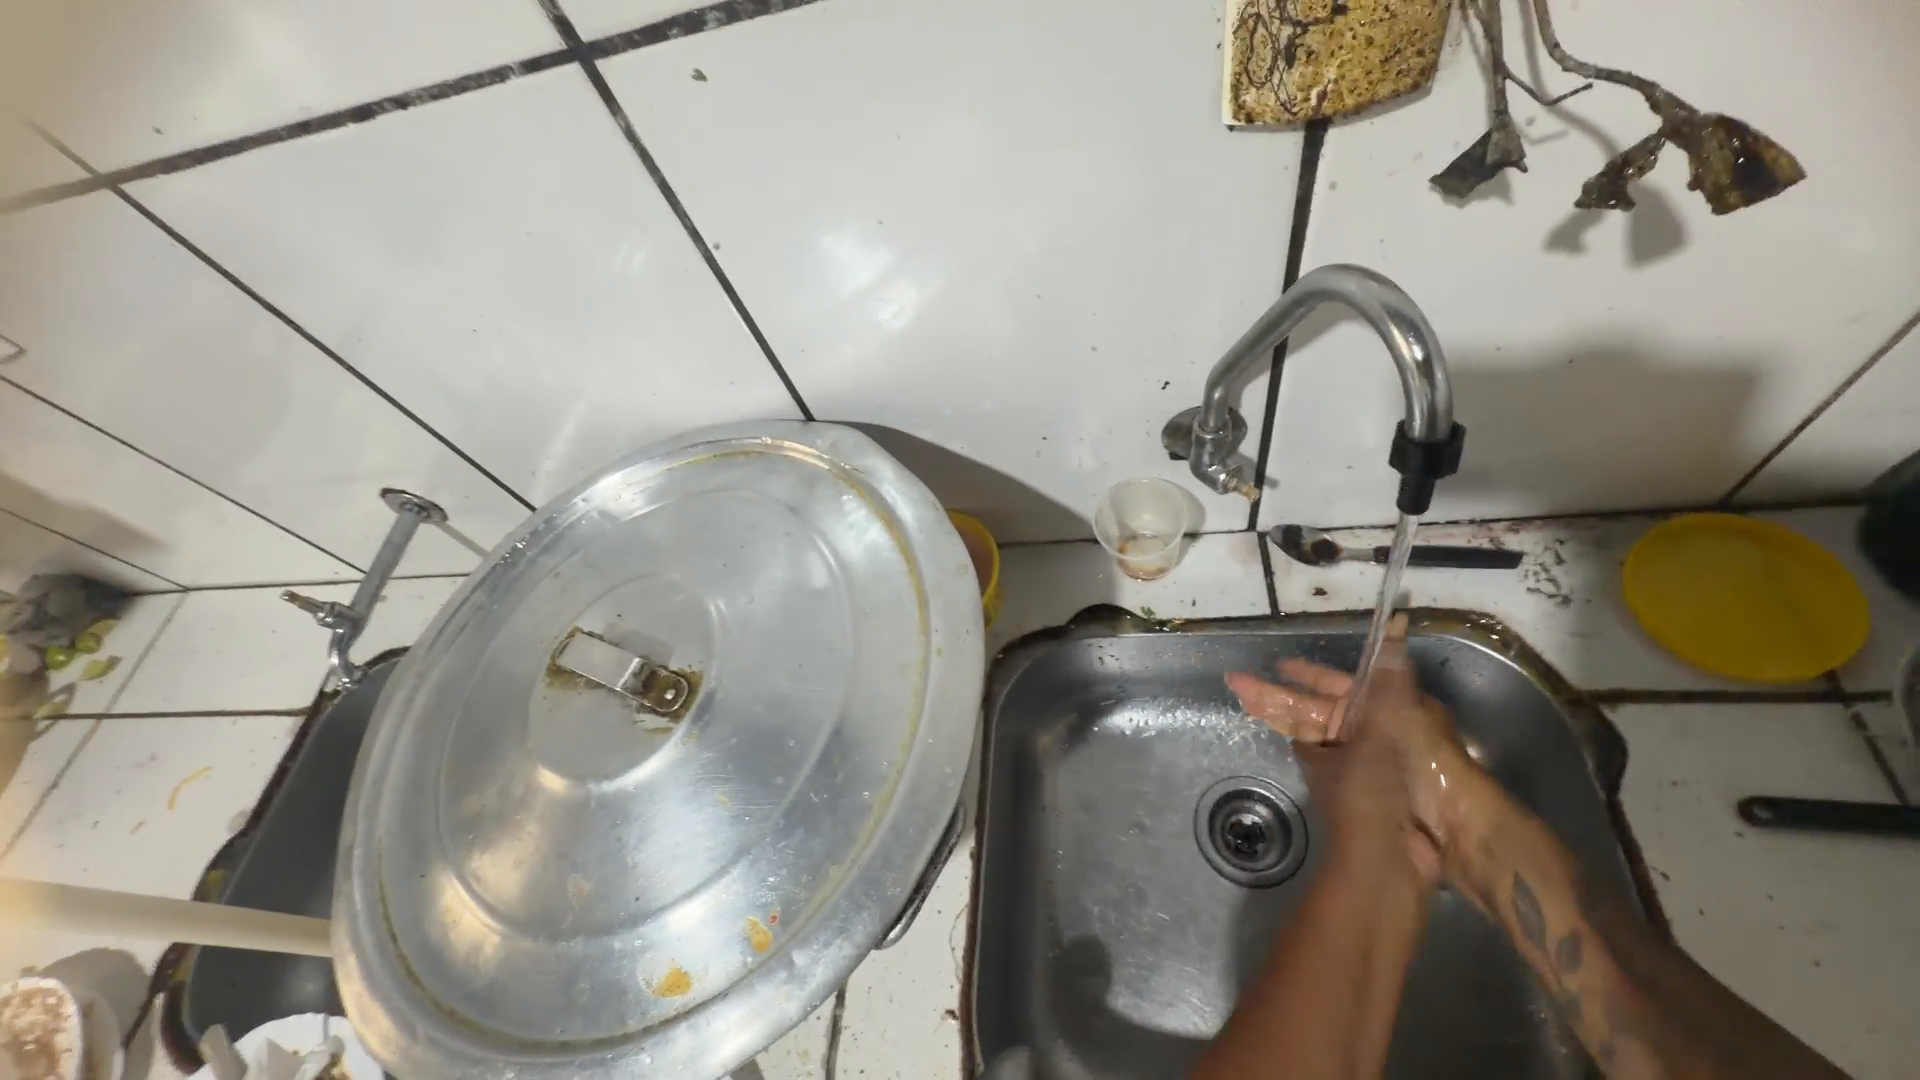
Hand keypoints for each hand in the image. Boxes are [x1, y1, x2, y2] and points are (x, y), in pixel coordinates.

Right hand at [1225, 616, 1478, 878]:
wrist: (1443, 830)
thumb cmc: (1423, 764)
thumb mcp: (1404, 711)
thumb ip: (1389, 670)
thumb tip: (1396, 621)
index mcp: (1382, 709)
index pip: (1335, 684)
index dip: (1306, 673)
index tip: (1278, 665)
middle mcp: (1367, 730)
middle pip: (1312, 706)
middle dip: (1275, 693)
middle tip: (1236, 683)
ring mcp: (1355, 759)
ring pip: (1307, 729)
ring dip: (1275, 714)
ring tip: (1242, 702)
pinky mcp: (1347, 785)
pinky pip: (1314, 756)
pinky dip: (1293, 742)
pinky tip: (1271, 734)